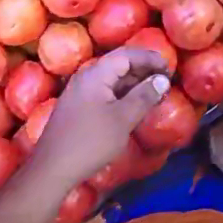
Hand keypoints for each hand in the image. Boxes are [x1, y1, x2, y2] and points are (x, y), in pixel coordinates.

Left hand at [27, 48, 170, 186]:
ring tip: (155, 93)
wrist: (52, 168)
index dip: (149, 58)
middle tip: (165, 81)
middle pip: (118, 64)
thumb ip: (144, 96)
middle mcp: (85, 77)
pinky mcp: (78, 107)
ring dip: (134, 83)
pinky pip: (104, 92)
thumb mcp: (123, 119)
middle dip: (143, 70)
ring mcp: (79, 92)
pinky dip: (122, 94)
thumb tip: (162, 79)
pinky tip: (134, 106)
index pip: (126, 54)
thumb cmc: (90, 141)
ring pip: (111, 79)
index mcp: (95, 74)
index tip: (169, 67)